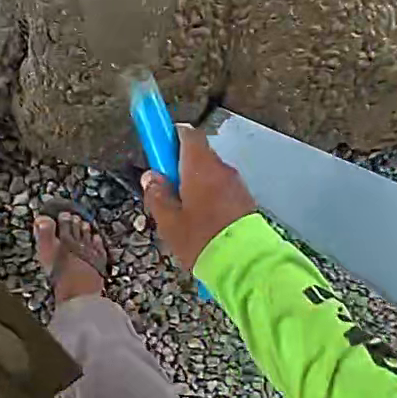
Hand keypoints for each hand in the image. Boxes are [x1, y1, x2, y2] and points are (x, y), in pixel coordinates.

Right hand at [141, 123, 257, 271]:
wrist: (244, 263)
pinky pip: (222, 189)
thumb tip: (151, 178)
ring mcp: (236, 184)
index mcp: (200, 166)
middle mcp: (221, 169)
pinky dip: (210, 196)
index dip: (170, 135)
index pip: (187, 134)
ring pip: (210, 174)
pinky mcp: (245, 200)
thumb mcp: (169, 221)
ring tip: (183, 212)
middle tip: (165, 188)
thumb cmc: (202, 239)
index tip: (158, 144)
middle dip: (180, 166)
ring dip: (195, 183)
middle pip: (198, 155)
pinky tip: (201, 220)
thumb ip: (157, 195)